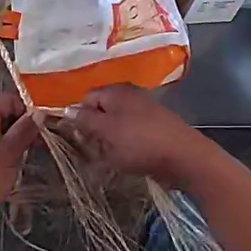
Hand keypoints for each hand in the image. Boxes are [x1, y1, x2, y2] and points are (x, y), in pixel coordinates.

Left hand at [0, 93, 41, 237]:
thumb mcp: (8, 153)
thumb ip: (25, 130)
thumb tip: (40, 112)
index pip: (9, 99)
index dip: (27, 109)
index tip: (43, 126)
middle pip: (4, 115)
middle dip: (23, 128)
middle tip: (39, 144)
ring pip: (0, 133)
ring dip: (15, 143)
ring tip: (25, 159)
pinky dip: (4, 154)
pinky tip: (10, 169)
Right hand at [62, 84, 218, 187]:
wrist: (183, 156)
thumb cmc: (140, 142)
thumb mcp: (106, 131)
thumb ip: (85, 120)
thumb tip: (67, 110)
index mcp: (116, 91)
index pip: (86, 98)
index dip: (78, 116)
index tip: (76, 137)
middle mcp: (129, 96)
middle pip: (101, 111)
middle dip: (94, 131)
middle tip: (93, 150)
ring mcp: (143, 111)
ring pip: (115, 125)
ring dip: (108, 142)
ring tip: (110, 158)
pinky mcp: (153, 128)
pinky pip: (130, 134)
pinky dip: (124, 146)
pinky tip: (126, 160)